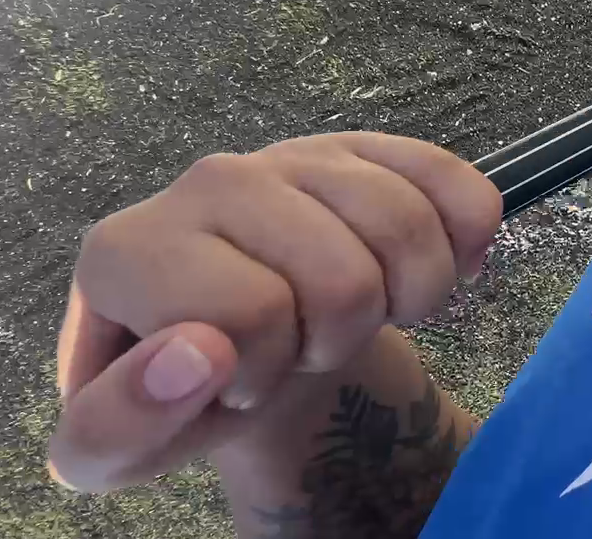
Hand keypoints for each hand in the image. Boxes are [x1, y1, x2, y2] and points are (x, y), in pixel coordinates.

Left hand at [48, 133, 499, 493]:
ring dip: (415, 294)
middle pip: (345, 277)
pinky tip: (450, 264)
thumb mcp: (120, 447)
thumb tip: (197, 354)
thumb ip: (122, 423)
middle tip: (313, 345)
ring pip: (409, 226)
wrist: (252, 335)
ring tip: (373, 308)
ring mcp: (306, 153)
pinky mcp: (375, 144)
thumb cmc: (188, 387)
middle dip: (348, 337)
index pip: (248, 313)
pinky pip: (455, 181)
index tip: (243, 378)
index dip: (266, 369)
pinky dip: (471, 236)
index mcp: (135, 247)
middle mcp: (218, 178)